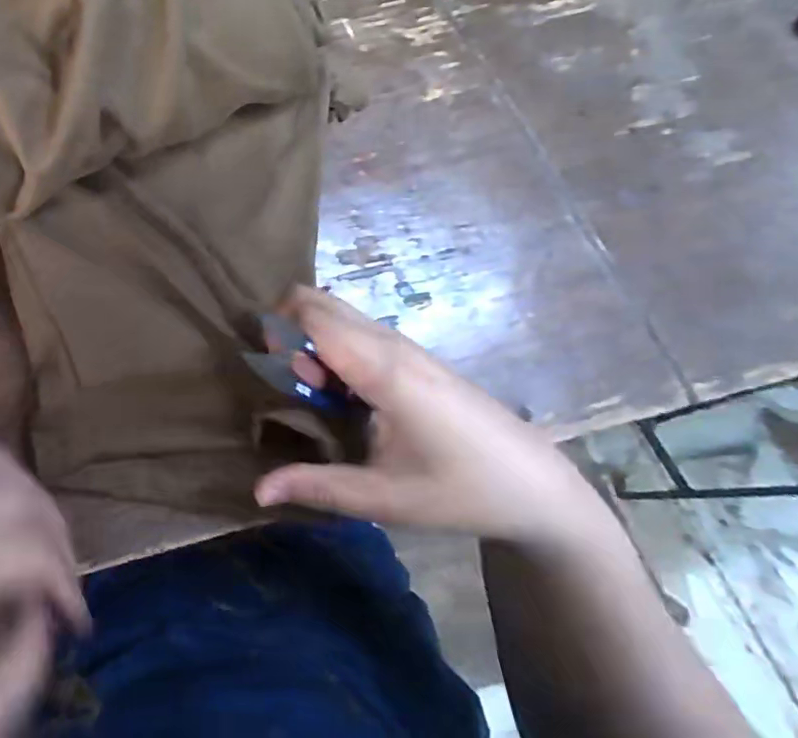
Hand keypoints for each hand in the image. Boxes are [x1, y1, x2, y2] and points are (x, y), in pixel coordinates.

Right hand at [254, 287, 616, 550]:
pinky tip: (348, 395)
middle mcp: (390, 343)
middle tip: (297, 383)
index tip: (279, 374)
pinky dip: (333, 346)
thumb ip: (317, 486)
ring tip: (322, 395)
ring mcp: (404, 345)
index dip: (278, 331)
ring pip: (336, 312)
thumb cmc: (462, 490)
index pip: (310, 313)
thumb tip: (258, 491)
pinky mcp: (412, 354)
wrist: (538, 485)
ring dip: (311, 339)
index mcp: (381, 368)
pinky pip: (355, 328)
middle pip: (317, 300)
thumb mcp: (385, 498)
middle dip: (287, 329)